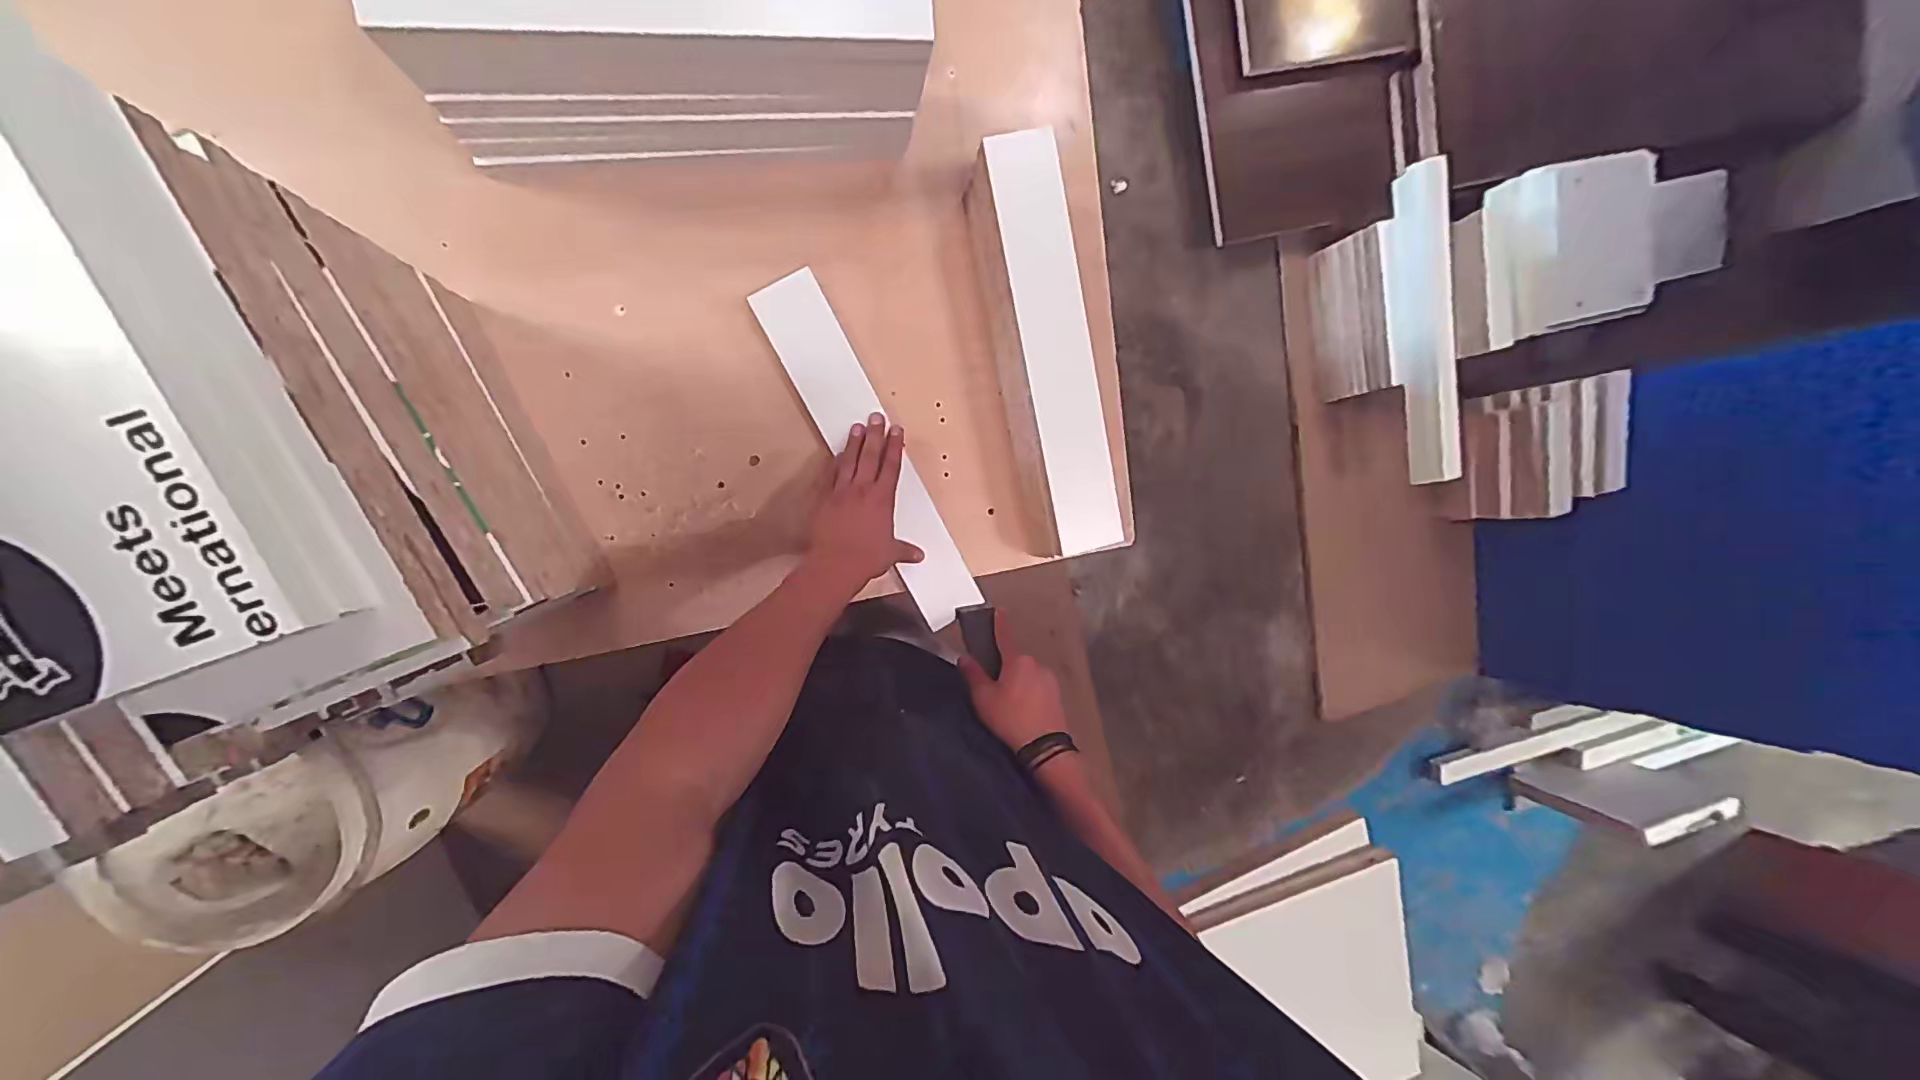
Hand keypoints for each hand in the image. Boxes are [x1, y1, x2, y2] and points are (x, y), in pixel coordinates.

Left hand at [804, 413, 924, 595]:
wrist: (835, 563)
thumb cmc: (865, 557)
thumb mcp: (890, 553)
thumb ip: (903, 550)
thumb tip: (916, 555)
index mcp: (882, 499)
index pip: (891, 466)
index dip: (895, 447)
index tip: (896, 431)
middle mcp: (863, 491)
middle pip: (870, 456)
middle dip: (875, 435)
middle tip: (877, 417)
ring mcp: (842, 492)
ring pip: (850, 460)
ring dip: (854, 442)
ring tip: (858, 426)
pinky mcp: (826, 499)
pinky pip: (831, 475)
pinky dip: (835, 463)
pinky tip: (837, 454)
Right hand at [958, 611, 1070, 752]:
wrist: (1044, 748)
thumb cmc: (1012, 720)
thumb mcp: (984, 698)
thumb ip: (973, 675)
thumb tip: (965, 659)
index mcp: (1017, 661)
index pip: (1006, 635)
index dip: (1000, 622)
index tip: (998, 611)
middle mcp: (1036, 665)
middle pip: (1015, 659)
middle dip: (1004, 667)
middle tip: (992, 686)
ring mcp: (1049, 680)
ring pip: (1027, 674)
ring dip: (1017, 681)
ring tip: (1006, 704)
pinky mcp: (1056, 695)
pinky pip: (1037, 686)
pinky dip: (1028, 692)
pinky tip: (1021, 709)